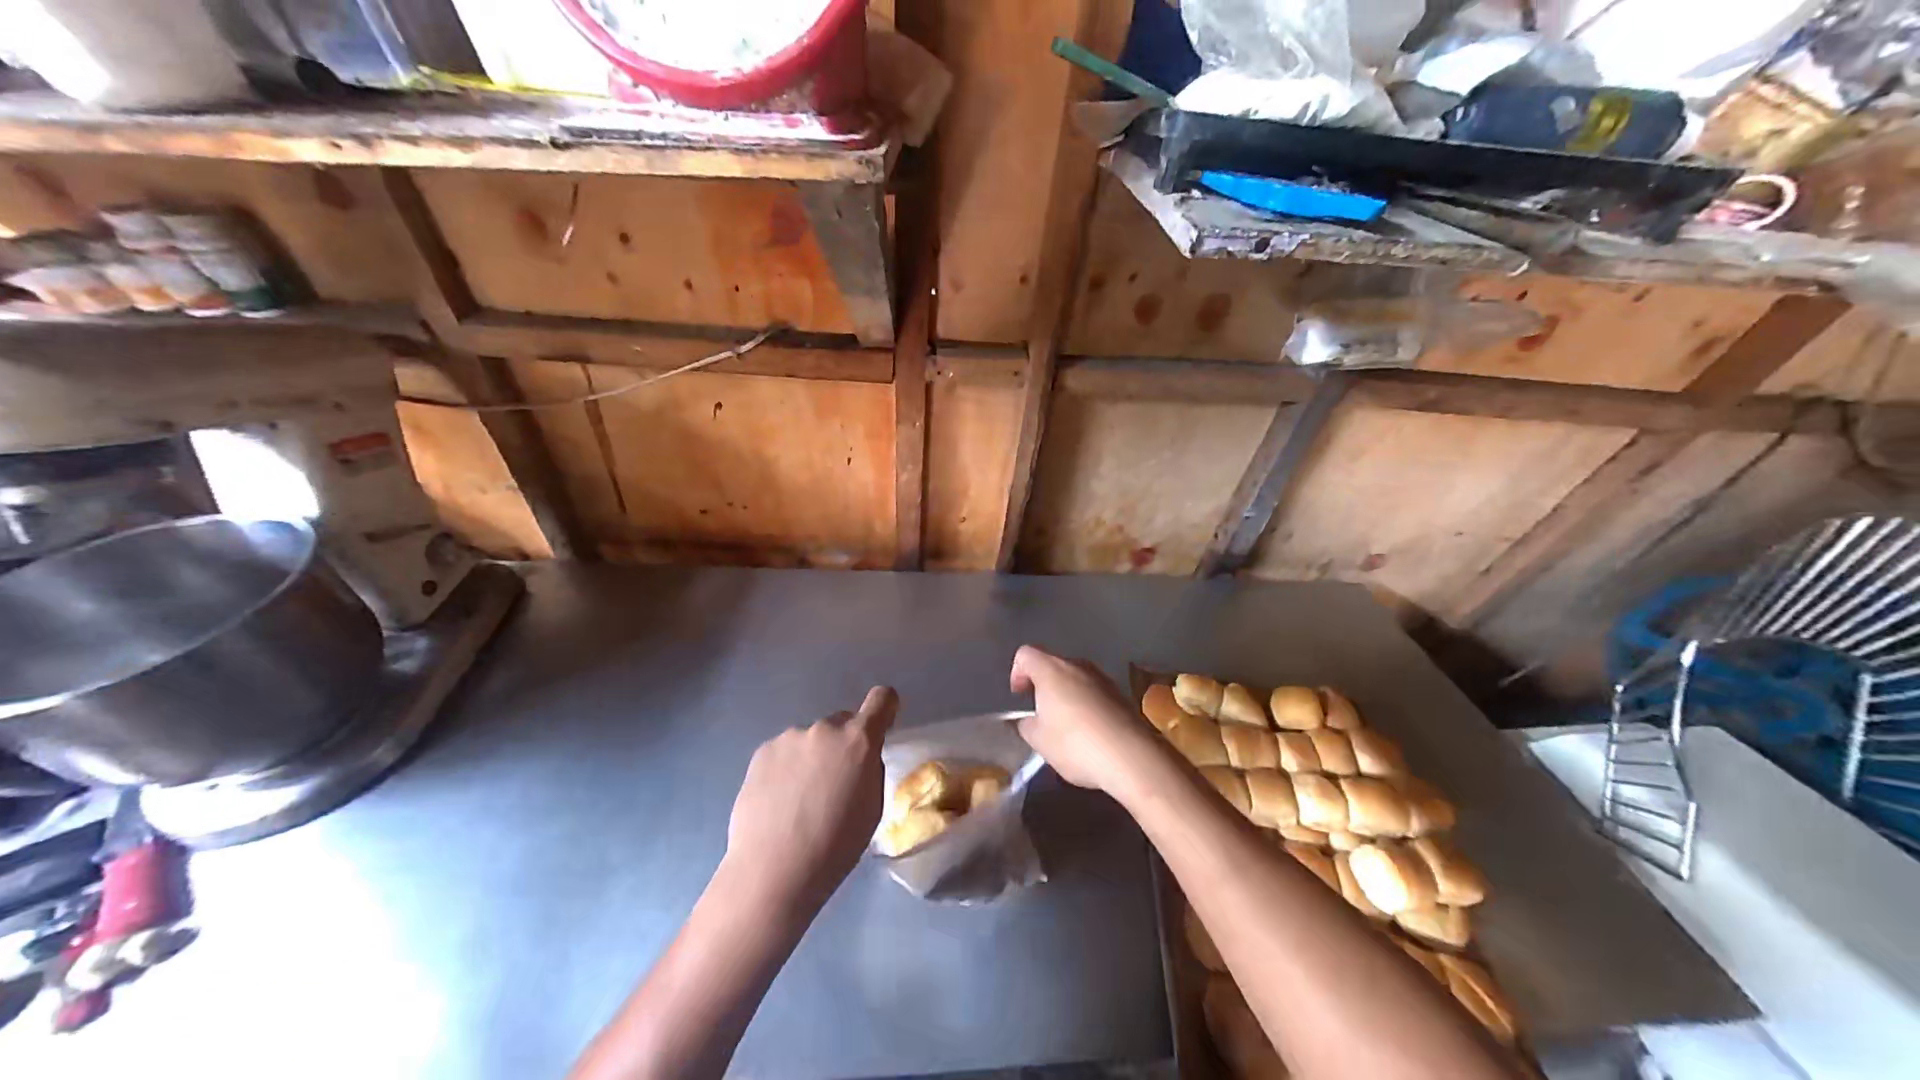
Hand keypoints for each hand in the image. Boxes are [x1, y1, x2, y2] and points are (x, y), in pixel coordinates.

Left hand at [725, 687, 897, 911]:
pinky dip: (786, 769)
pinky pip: (784, 752)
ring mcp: (789, 738)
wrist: (774, 869)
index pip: (881, 700)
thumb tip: (858, 760)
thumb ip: (869, 770)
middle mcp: (824, 730)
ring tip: (799, 800)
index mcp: (858, 741)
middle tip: (833, 784)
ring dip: (811, 758)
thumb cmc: (835, 846)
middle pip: (842, 724)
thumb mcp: (872, 807)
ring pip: (810, 740)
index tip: (881, 726)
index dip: (885, 709)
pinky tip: (778, 801)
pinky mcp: (762, 751)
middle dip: (842, 745)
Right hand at [1009, 646, 1169, 797]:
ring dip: (1067, 695)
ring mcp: (1104, 678)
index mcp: (1052, 670)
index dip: (1017, 673)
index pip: (1025, 654)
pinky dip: (1087, 705)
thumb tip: (1029, 719)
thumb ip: (1026, 724)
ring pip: (1076, 678)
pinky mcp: (1122, 695)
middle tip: (1040, 714)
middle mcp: (1078, 666)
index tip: (1019, 697)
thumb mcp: (1039, 740)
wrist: (1131, 758)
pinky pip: (1095, 693)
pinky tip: (1089, 733)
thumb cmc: (1075, 744)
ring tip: (1065, 726)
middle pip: (1052, 664)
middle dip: (1043, 685)